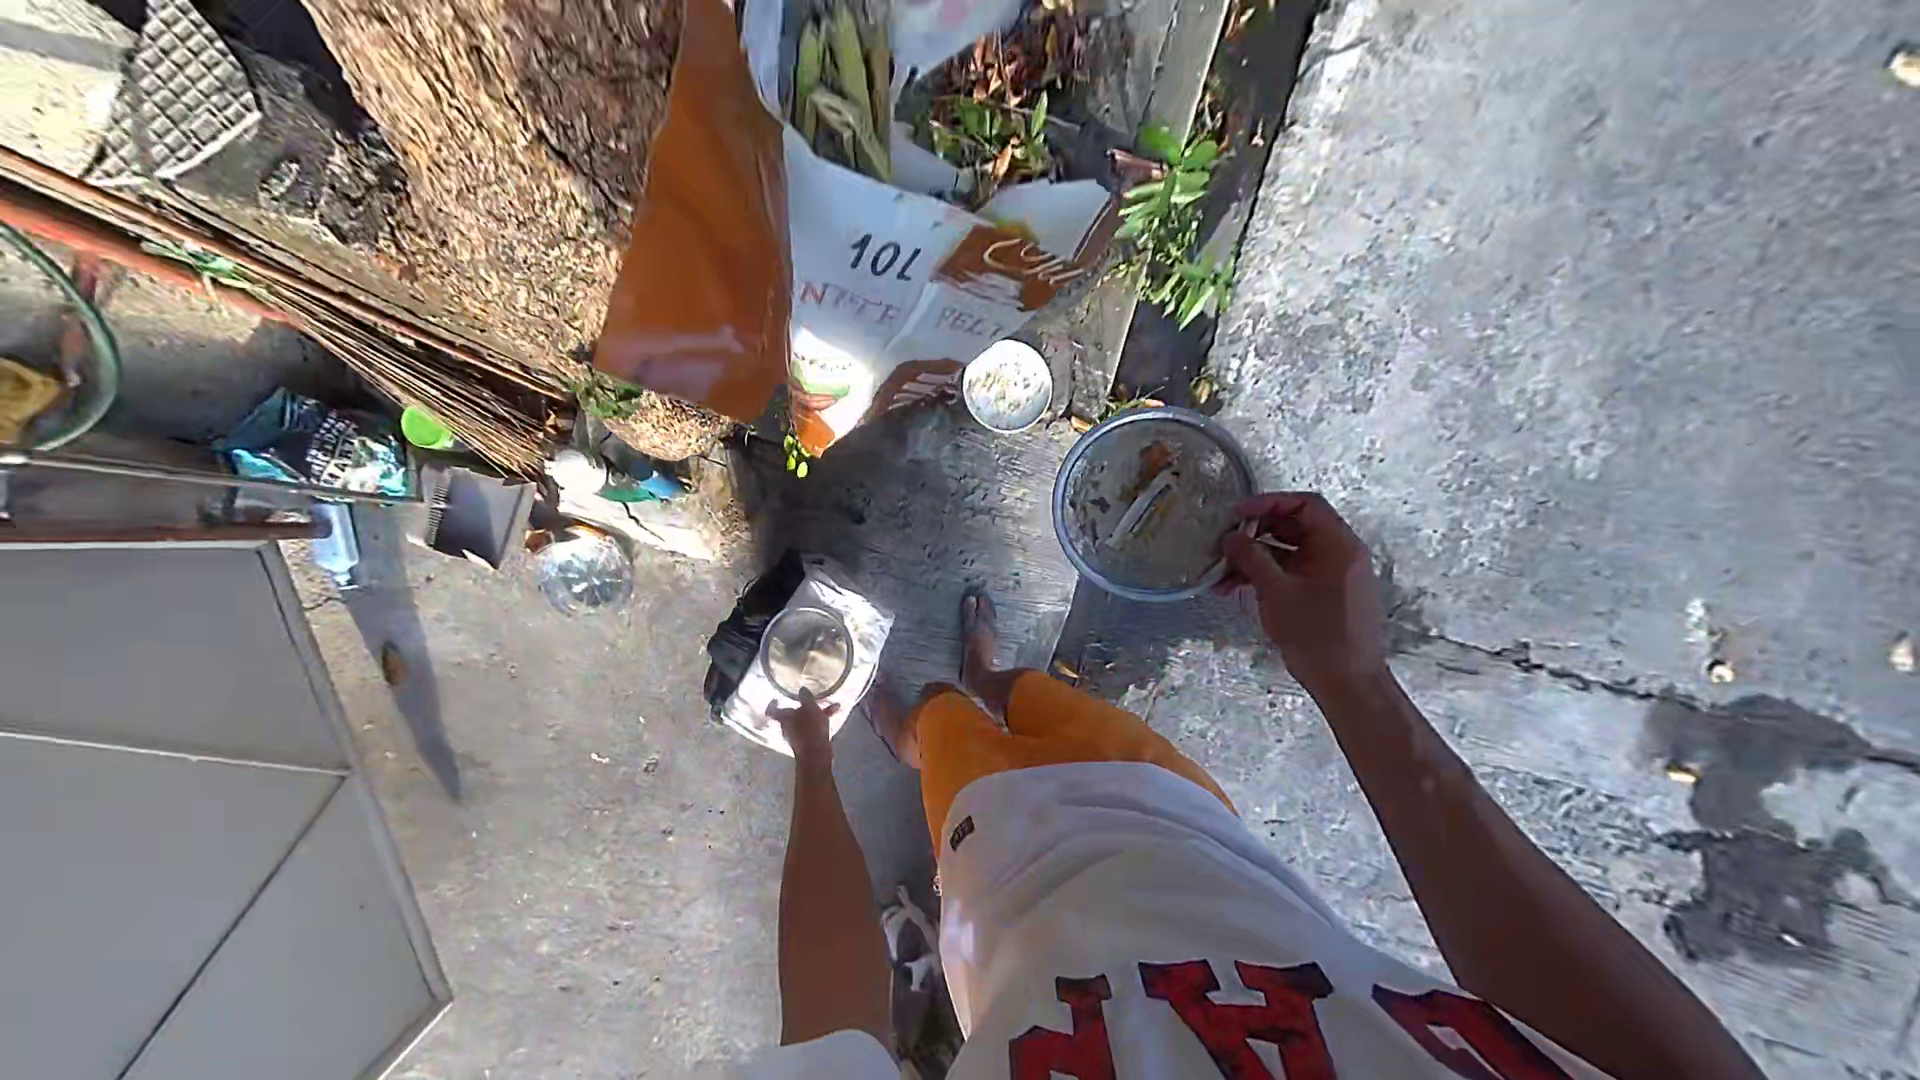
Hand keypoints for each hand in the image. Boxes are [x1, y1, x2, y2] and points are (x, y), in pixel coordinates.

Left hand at [770, 689, 838, 762]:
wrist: (817, 753)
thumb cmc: (810, 728)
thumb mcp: (809, 708)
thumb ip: (806, 697)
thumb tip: (802, 688)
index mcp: (784, 718)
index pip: (772, 710)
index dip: (773, 704)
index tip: (777, 697)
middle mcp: (788, 727)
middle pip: (792, 713)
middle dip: (803, 705)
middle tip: (812, 697)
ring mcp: (798, 735)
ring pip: (805, 719)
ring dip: (816, 711)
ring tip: (831, 704)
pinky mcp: (808, 740)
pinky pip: (813, 726)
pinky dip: (821, 720)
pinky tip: (835, 713)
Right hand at [1219, 492, 1386, 689]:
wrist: (1348, 682)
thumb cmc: (1317, 634)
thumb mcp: (1277, 591)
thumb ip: (1251, 558)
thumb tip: (1230, 537)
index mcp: (1338, 545)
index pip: (1304, 504)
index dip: (1268, 503)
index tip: (1236, 514)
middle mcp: (1338, 553)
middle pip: (1293, 527)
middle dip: (1254, 534)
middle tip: (1224, 545)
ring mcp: (1331, 574)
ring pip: (1287, 553)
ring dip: (1253, 560)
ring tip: (1221, 577)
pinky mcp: (1323, 593)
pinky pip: (1290, 573)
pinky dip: (1264, 577)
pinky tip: (1235, 590)